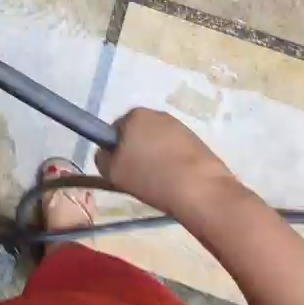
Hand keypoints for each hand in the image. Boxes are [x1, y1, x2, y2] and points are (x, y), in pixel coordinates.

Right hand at [96, 109, 244, 215]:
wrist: (201, 191)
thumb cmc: (150, 177)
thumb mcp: (112, 172)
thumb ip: (102, 158)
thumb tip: (107, 154)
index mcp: (135, 114)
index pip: (115, 130)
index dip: (116, 151)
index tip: (122, 169)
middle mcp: (157, 113)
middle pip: (138, 134)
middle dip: (136, 151)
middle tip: (138, 177)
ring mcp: (180, 126)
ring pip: (157, 143)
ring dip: (155, 157)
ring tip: (159, 182)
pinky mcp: (198, 141)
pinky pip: (175, 151)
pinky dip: (173, 163)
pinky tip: (176, 181)